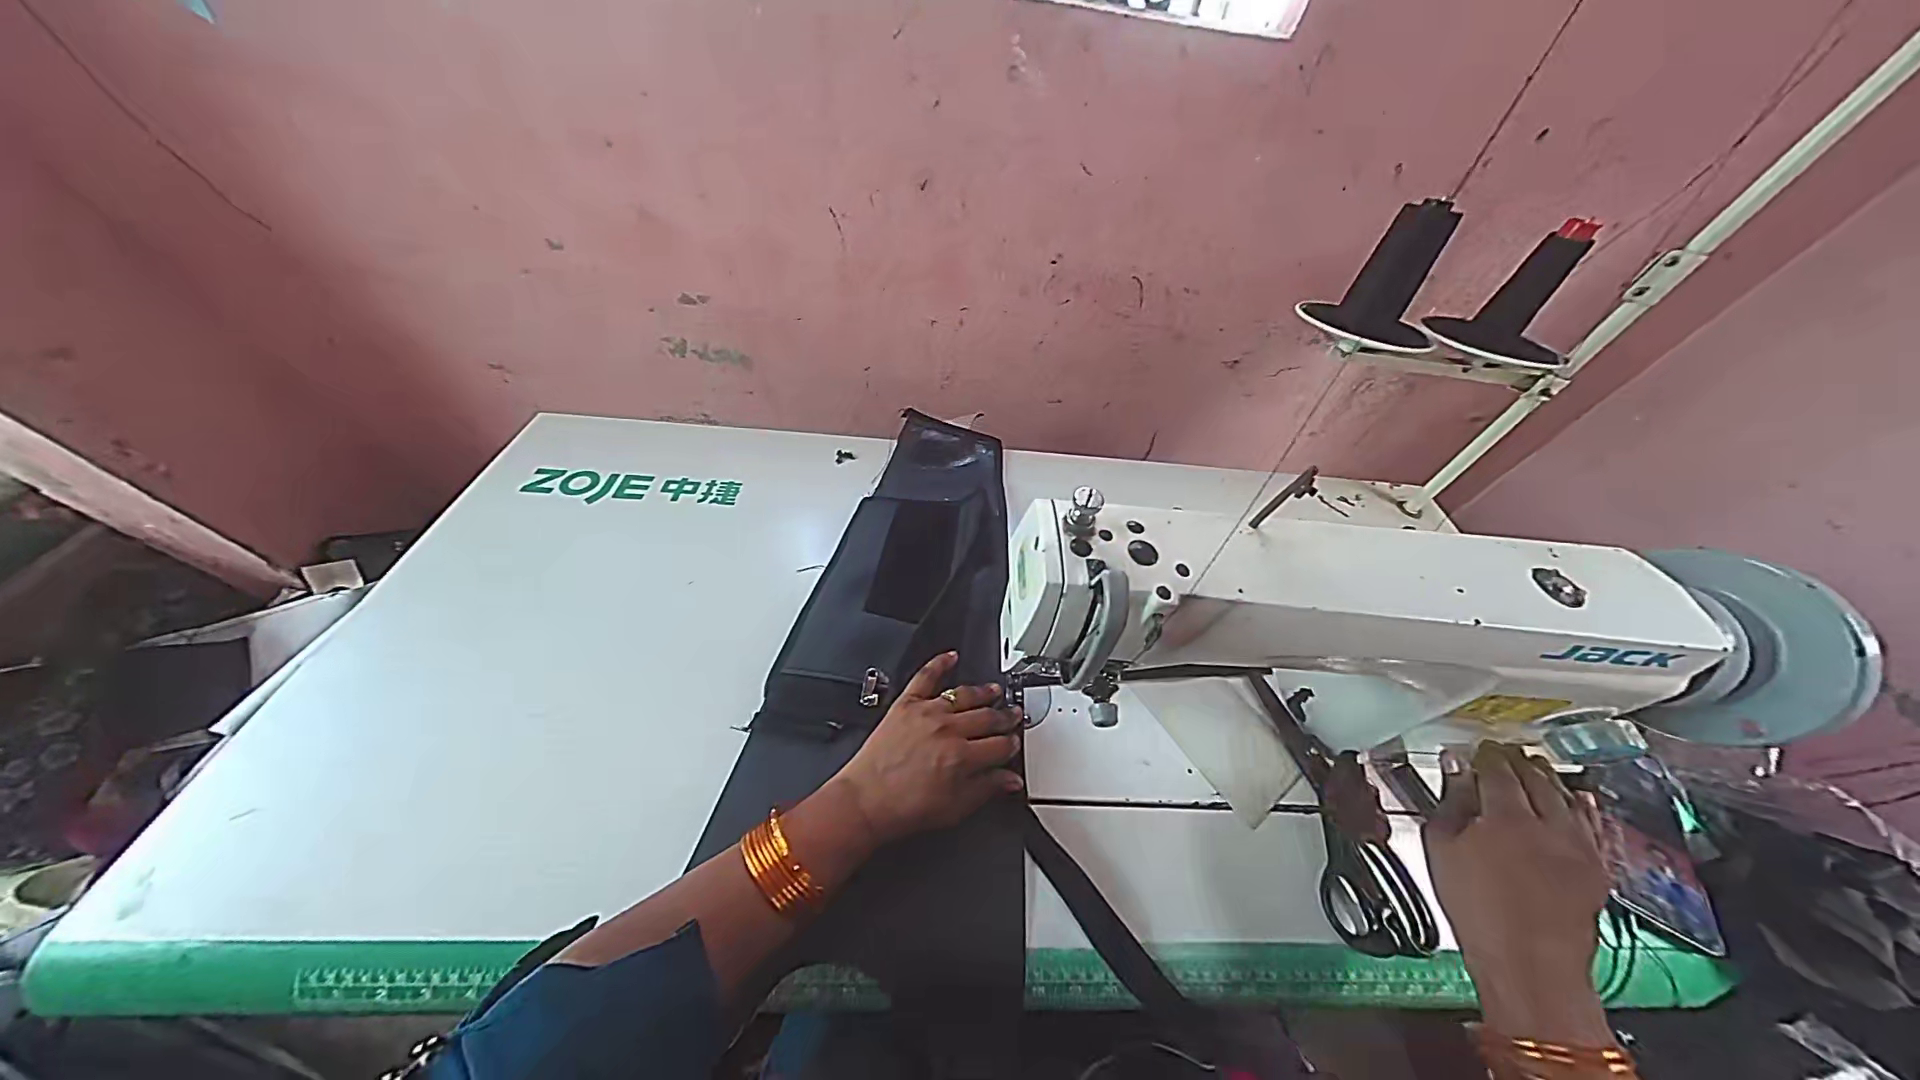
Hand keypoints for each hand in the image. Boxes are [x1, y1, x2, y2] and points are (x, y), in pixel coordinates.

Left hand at [825, 652, 1023, 846]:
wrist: (865, 801)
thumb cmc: (903, 807)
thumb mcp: (954, 808)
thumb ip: (986, 789)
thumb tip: (1009, 780)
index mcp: (962, 757)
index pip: (1000, 745)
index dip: (1011, 744)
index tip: (1013, 743)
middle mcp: (948, 730)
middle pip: (987, 717)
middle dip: (1005, 717)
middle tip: (1012, 715)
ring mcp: (927, 713)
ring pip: (965, 695)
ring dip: (984, 692)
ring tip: (994, 690)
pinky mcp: (906, 704)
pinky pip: (925, 676)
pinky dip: (939, 663)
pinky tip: (950, 657)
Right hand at [1424, 742, 1612, 1043]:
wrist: (1527, 961)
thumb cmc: (1476, 907)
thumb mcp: (1442, 847)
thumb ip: (1449, 801)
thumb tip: (1454, 769)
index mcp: (1505, 817)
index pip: (1497, 770)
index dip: (1485, 755)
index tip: (1475, 749)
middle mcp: (1549, 826)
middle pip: (1535, 778)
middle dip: (1517, 761)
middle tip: (1502, 752)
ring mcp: (1579, 847)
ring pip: (1567, 797)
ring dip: (1548, 778)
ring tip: (1533, 768)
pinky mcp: (1598, 867)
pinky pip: (1592, 823)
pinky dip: (1581, 805)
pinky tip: (1576, 797)